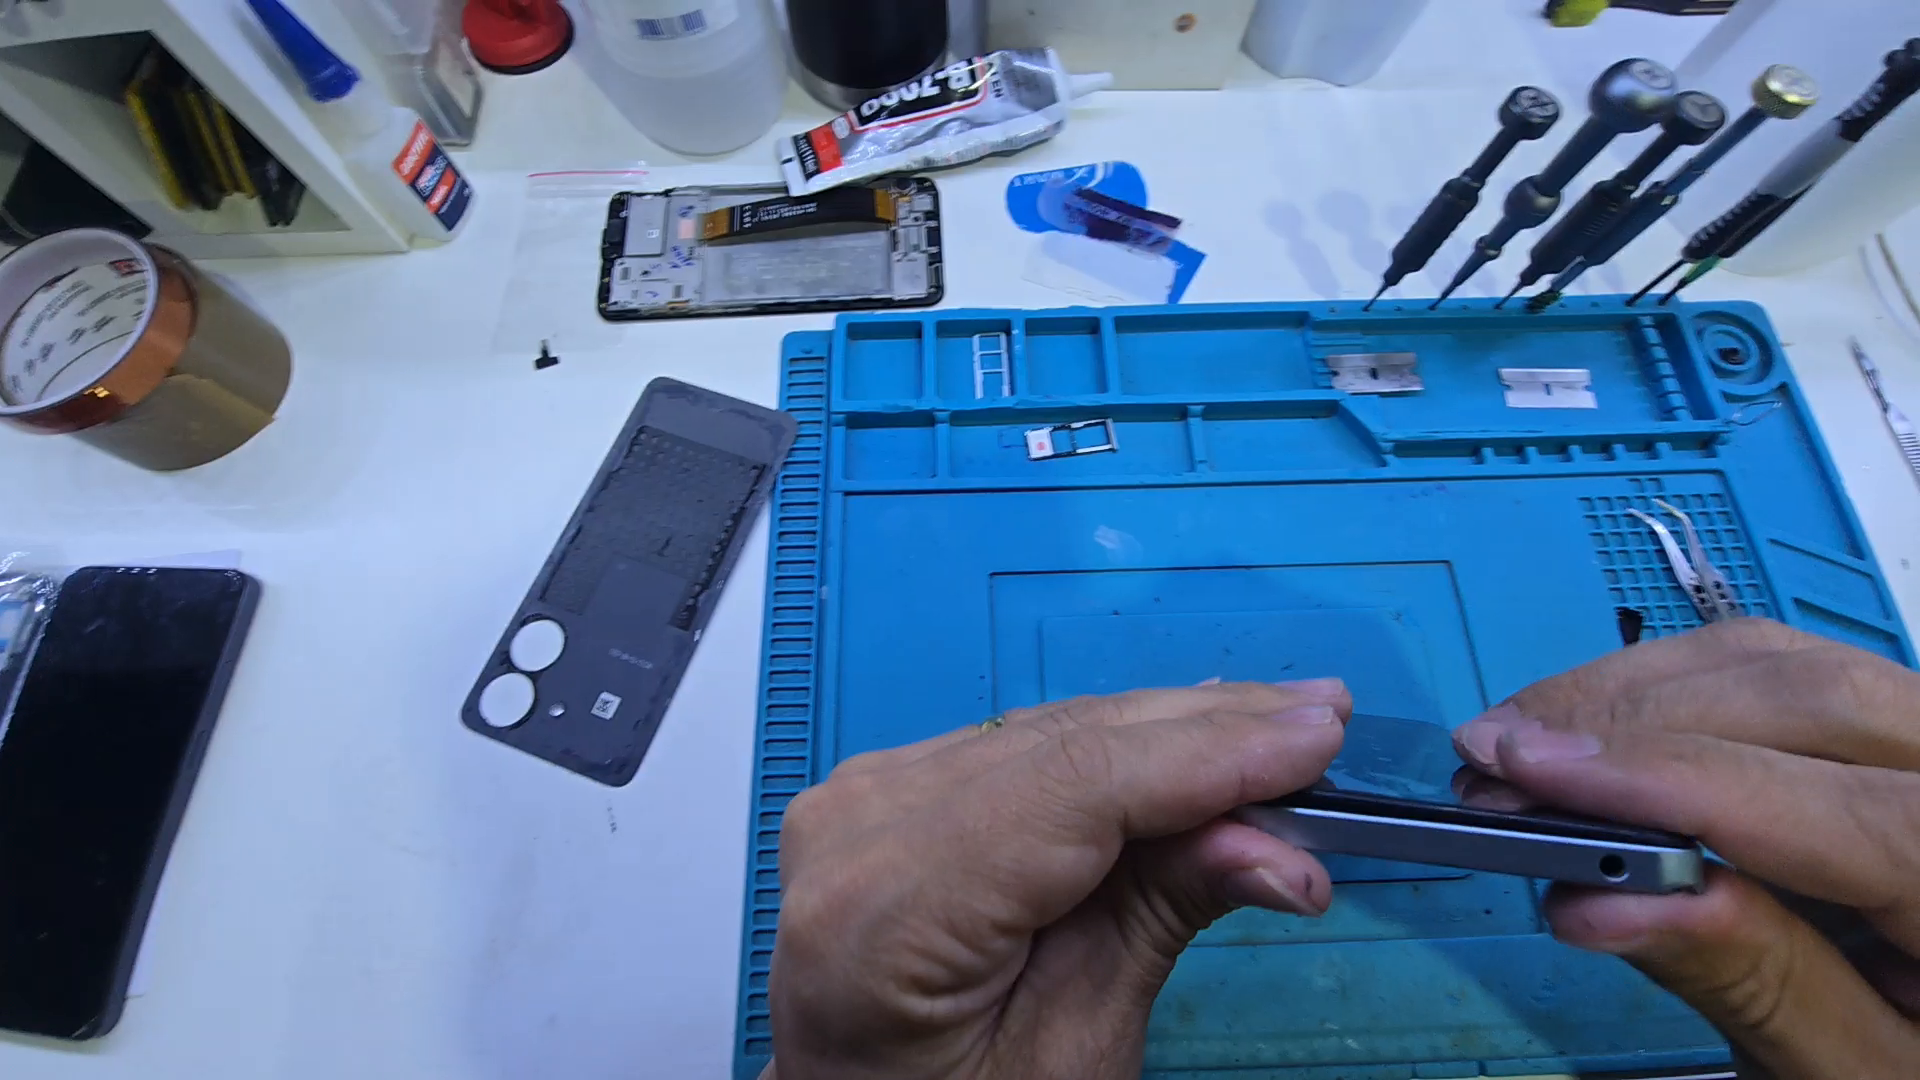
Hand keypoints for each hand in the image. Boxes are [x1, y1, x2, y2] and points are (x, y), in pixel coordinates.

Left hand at [763, 679, 1352, 1079]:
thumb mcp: (1067, 1051)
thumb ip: (1158, 920)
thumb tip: (1279, 850)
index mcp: (889, 900)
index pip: (1075, 785)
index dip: (1205, 754)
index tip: (1315, 734)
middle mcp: (867, 812)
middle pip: (1064, 741)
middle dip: (1202, 726)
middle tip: (1317, 711)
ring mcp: (872, 783)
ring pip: (1047, 728)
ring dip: (1165, 725)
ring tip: (1269, 716)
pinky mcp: (893, 778)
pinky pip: (1019, 743)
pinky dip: (1107, 742)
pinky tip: (1173, 733)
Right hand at [1450, 618, 1919, 1077]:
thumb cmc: (1919, 1065)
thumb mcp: (1859, 1074)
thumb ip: (1754, 985)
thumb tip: (1588, 902)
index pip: (1857, 817)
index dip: (1665, 779)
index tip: (1515, 764)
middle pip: (1809, 696)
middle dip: (1619, 715)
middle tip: (1489, 753)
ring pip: (1765, 659)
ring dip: (1612, 691)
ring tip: (1515, 741)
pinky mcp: (1870, 714)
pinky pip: (1748, 663)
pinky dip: (1640, 685)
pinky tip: (1577, 727)